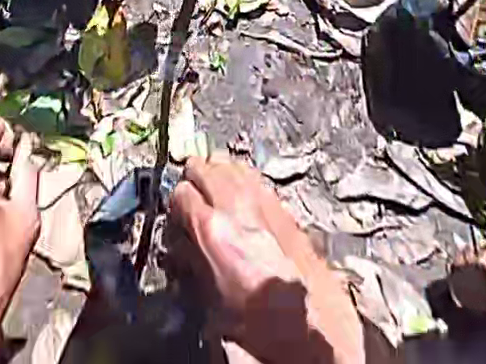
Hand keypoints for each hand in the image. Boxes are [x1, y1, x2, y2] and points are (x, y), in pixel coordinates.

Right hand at [169, 156, 373, 363]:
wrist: (309, 322)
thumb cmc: (260, 320)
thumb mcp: (210, 297)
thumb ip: (191, 259)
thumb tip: (181, 241)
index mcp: (212, 230)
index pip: (180, 192)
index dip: (175, 204)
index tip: (177, 215)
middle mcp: (234, 205)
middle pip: (202, 166)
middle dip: (193, 179)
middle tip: (192, 198)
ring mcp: (259, 197)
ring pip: (227, 162)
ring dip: (217, 173)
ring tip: (215, 191)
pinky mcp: (279, 200)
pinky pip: (250, 173)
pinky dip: (240, 177)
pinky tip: (240, 194)